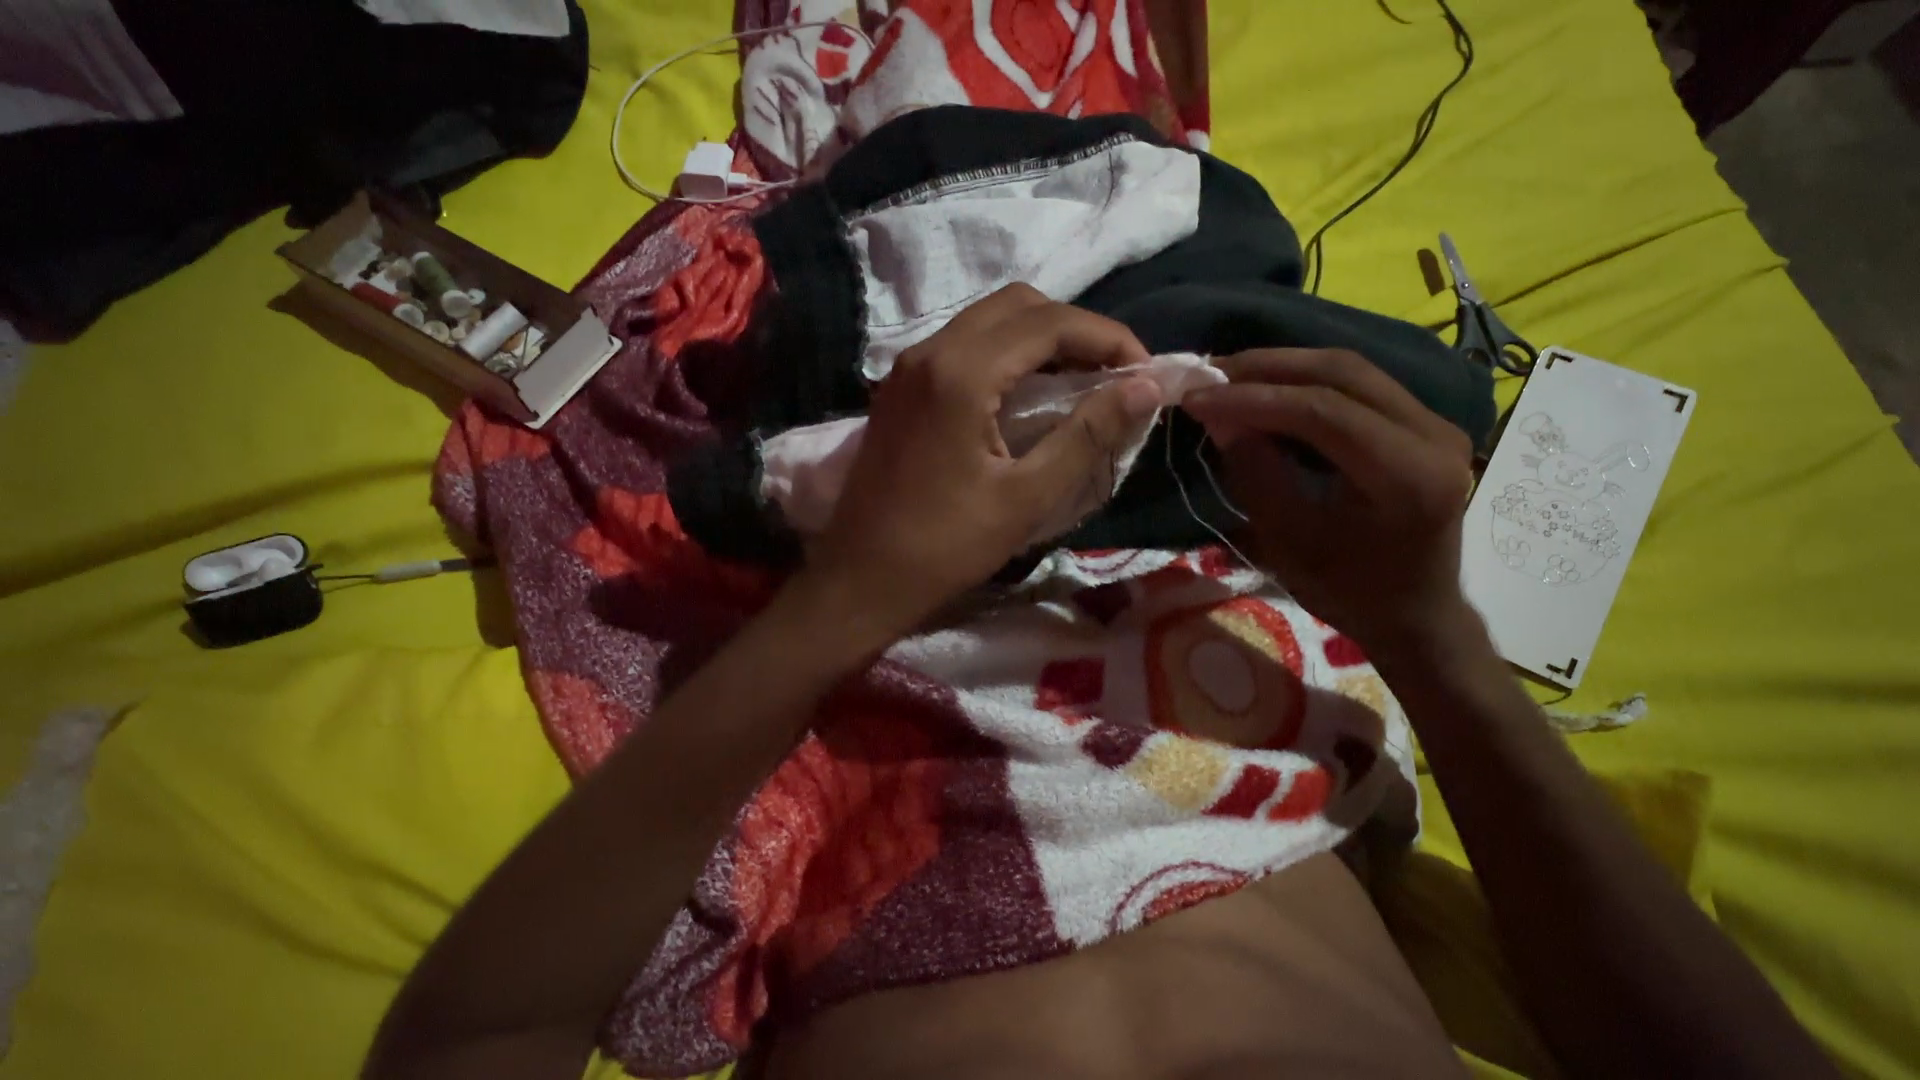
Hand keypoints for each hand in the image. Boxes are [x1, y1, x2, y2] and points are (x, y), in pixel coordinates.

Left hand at [803, 284, 1163, 642]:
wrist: (861, 579)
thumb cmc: (946, 547)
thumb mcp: (1027, 496)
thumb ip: (1088, 434)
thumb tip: (1146, 386)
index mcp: (960, 373)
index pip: (1050, 322)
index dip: (1107, 338)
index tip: (1145, 373)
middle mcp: (930, 351)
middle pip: (1018, 305)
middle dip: (1075, 329)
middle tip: (1114, 373)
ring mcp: (909, 366)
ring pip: (989, 319)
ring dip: (1040, 338)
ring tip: (1082, 381)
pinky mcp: (901, 387)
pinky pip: (964, 344)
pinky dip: (1006, 353)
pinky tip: (1031, 393)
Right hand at [1180, 348, 1478, 655]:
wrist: (1415, 614)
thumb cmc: (1350, 593)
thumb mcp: (1290, 544)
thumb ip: (1256, 474)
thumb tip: (1221, 417)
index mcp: (1407, 476)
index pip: (1324, 410)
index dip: (1254, 398)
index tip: (1197, 399)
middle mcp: (1433, 436)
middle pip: (1342, 373)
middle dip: (1268, 368)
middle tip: (1209, 374)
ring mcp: (1435, 423)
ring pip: (1351, 370)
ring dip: (1284, 368)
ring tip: (1229, 376)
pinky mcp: (1423, 423)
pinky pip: (1359, 384)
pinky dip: (1306, 381)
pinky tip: (1267, 388)